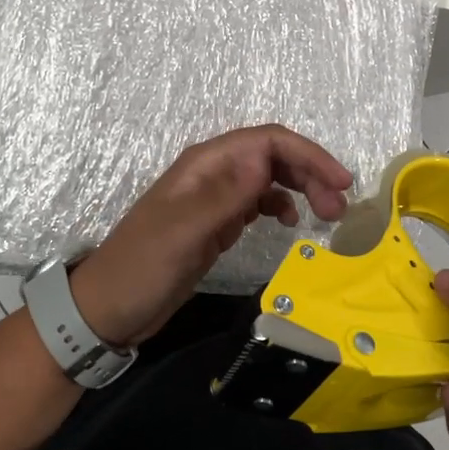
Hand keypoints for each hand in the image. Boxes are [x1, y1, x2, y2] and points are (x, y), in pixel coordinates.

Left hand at [67, 124, 352, 347]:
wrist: (108, 308)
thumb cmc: (143, 266)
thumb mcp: (184, 232)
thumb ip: (226, 195)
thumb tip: (267, 160)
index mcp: (204, 164)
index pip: (265, 141)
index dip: (306, 153)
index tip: (340, 180)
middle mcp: (213, 173)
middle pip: (272, 156)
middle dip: (309, 171)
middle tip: (339, 207)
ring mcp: (215, 199)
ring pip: (268, 178)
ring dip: (300, 188)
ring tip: (327, 214)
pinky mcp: (217, 224)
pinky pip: (257, 203)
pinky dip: (280, 205)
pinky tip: (290, 221)